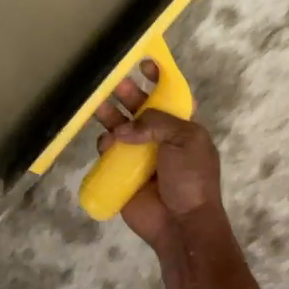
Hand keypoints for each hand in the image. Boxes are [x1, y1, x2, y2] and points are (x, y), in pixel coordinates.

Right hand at [94, 59, 223, 251]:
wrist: (181, 225)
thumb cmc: (191, 179)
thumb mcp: (186, 140)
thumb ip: (157, 122)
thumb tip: (125, 128)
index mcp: (183, 129)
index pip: (171, 97)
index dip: (159, 80)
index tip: (144, 63)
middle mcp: (162, 139)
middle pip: (141, 109)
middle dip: (128, 93)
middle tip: (111, 82)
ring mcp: (141, 156)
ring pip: (121, 128)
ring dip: (110, 115)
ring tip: (97, 106)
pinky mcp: (123, 173)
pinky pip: (109, 152)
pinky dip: (104, 144)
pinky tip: (105, 143)